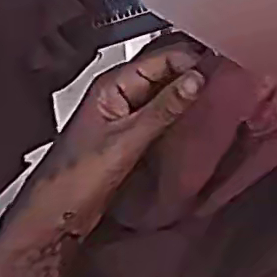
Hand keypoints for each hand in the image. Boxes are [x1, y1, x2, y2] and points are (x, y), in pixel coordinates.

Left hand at [0, 40, 205, 276]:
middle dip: (194, 70)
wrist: (51, 220)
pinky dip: (183, 110)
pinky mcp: (134, 131)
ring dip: (190, 90)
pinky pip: (165, 111)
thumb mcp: (125, 141)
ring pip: (168, 89)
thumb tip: (197, 78)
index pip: (163, 56)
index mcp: (113, 84)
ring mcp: (128, 111)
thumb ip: (164, 108)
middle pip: (167, 69)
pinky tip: (199, 116)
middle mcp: (121, 92)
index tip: (220, 68)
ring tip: (218, 94)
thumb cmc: (73, 180)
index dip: (192, 59)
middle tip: (225, 78)